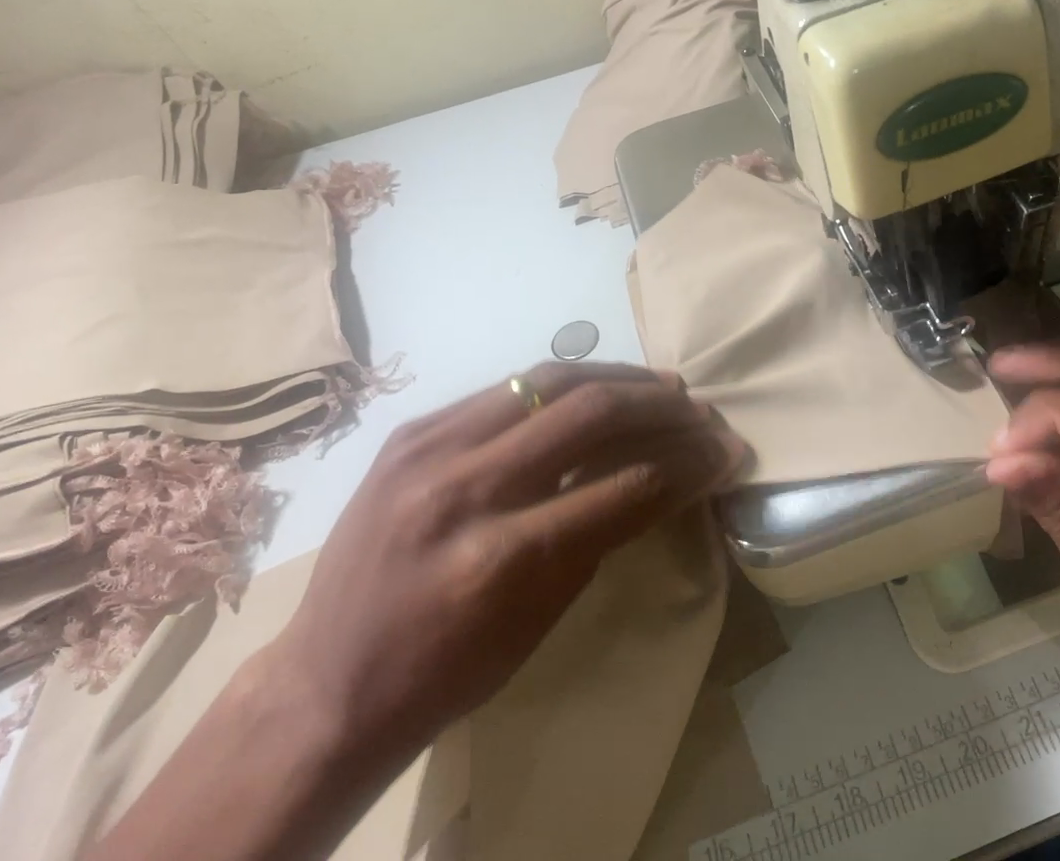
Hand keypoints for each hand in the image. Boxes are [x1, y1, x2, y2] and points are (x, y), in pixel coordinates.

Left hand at [268, 361, 747, 748]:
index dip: (690, 464)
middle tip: (700, 413)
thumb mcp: (544, 614)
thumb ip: (603, 533)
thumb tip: (665, 476)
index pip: (627, 485)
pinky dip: (559, 388)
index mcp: (505, 557)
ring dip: (616, 380)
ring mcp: (427, 452)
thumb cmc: (450, 670)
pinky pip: (502, 391)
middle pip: (591, 413)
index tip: (726, 453)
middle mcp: (466, 489)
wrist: (334, 679)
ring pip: (546, 380)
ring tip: (660, 389)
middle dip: (662, 408)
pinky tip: (591, 394)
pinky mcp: (407, 434)